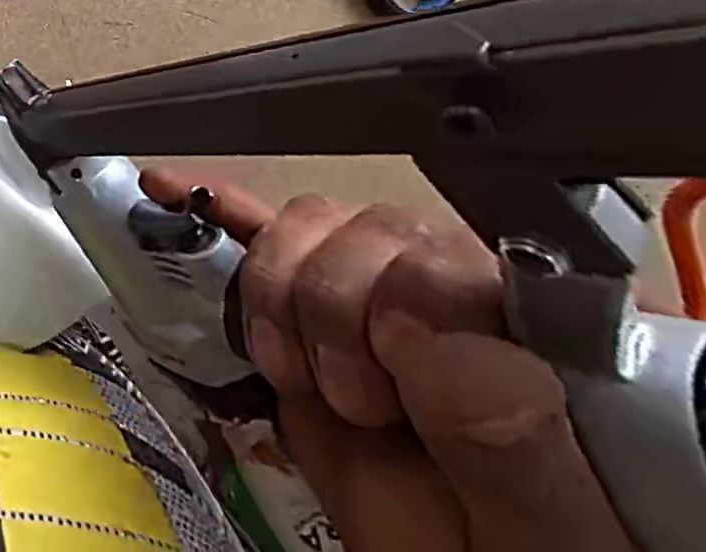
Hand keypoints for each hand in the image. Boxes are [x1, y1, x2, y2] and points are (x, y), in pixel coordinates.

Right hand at [141, 171, 633, 551]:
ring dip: (275, 290)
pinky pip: (253, 229)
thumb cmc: (502, 549)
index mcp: (536, 333)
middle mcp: (452, 290)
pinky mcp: (297, 301)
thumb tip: (426, 334)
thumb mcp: (539, 532)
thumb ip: (506, 439)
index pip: (447, 255)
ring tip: (295, 369)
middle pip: (367, 228)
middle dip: (330, 309)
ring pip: (305, 224)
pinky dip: (212, 207)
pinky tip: (166, 190)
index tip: (387, 391)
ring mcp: (366, 289)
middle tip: (351, 401)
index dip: (398, 305)